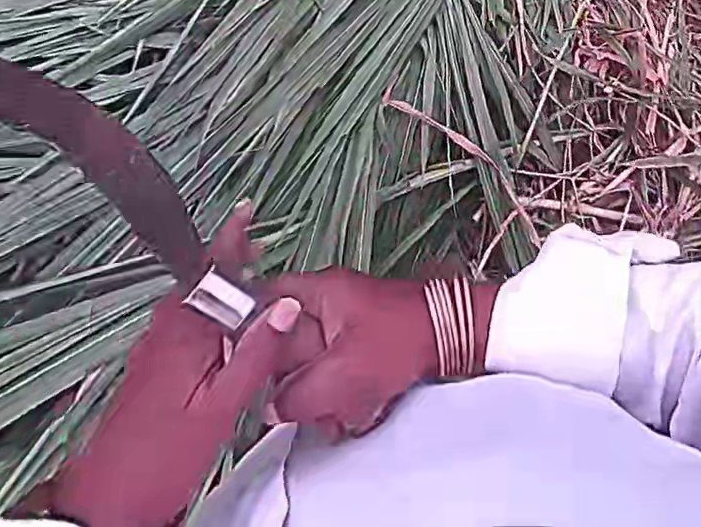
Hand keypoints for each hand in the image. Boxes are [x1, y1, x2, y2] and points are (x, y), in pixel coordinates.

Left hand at [44, 205, 301, 526]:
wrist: (103, 505)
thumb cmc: (158, 460)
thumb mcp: (220, 409)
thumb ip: (255, 354)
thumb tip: (286, 307)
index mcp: (185, 332)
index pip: (212, 270)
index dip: (232, 237)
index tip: (247, 211)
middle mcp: (166, 331)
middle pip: (204, 279)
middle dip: (233, 258)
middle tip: (259, 245)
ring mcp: (155, 347)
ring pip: (196, 301)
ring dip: (224, 285)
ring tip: (252, 281)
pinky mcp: (152, 364)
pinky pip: (187, 321)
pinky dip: (212, 310)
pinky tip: (227, 327)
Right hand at [268, 270, 495, 436]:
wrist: (451, 334)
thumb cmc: (398, 341)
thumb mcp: (340, 372)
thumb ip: (297, 394)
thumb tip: (272, 407)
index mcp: (318, 291)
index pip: (267, 300)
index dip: (253, 332)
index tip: (249, 364)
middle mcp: (328, 300)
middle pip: (288, 340)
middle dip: (294, 378)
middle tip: (304, 402)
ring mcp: (346, 320)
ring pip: (313, 360)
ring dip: (321, 391)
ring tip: (339, 410)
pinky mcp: (362, 340)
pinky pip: (336, 368)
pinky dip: (342, 390)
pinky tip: (358, 409)